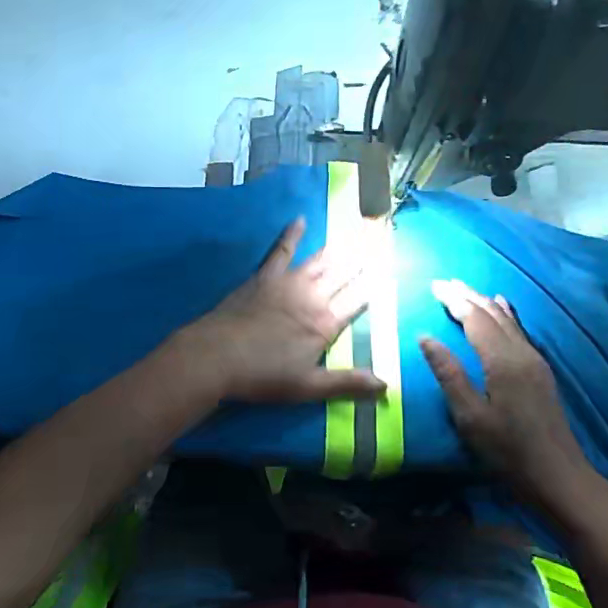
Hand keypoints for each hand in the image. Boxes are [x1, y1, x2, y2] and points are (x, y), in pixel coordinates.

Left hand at [170, 218, 385, 403]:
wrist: (216, 356)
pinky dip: (292, 234)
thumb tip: (386, 385)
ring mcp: (287, 283)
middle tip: (380, 240)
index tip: (390, 270)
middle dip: (363, 260)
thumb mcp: (308, 387)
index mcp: (324, 324)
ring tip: (355, 234)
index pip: (358, 301)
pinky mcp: (263, 277)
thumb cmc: (262, 375)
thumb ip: (347, 384)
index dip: (375, 285)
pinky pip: (281, 250)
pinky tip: (299, 220)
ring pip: (319, 261)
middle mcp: (311, 297)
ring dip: (338, 249)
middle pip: (343, 276)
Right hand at [419, 279, 602, 499]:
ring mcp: (535, 361)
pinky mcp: (540, 371)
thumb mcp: (469, 416)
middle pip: (493, 314)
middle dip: (468, 296)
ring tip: (465, 290)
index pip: (476, 319)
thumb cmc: (507, 449)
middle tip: (444, 282)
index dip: (455, 301)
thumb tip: (425, 337)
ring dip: (485, 303)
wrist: (557, 474)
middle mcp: (522, 353)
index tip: (434, 286)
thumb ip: (449, 374)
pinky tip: (502, 309)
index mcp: (503, 361)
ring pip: (508, 321)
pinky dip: (504, 315)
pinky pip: (518, 331)